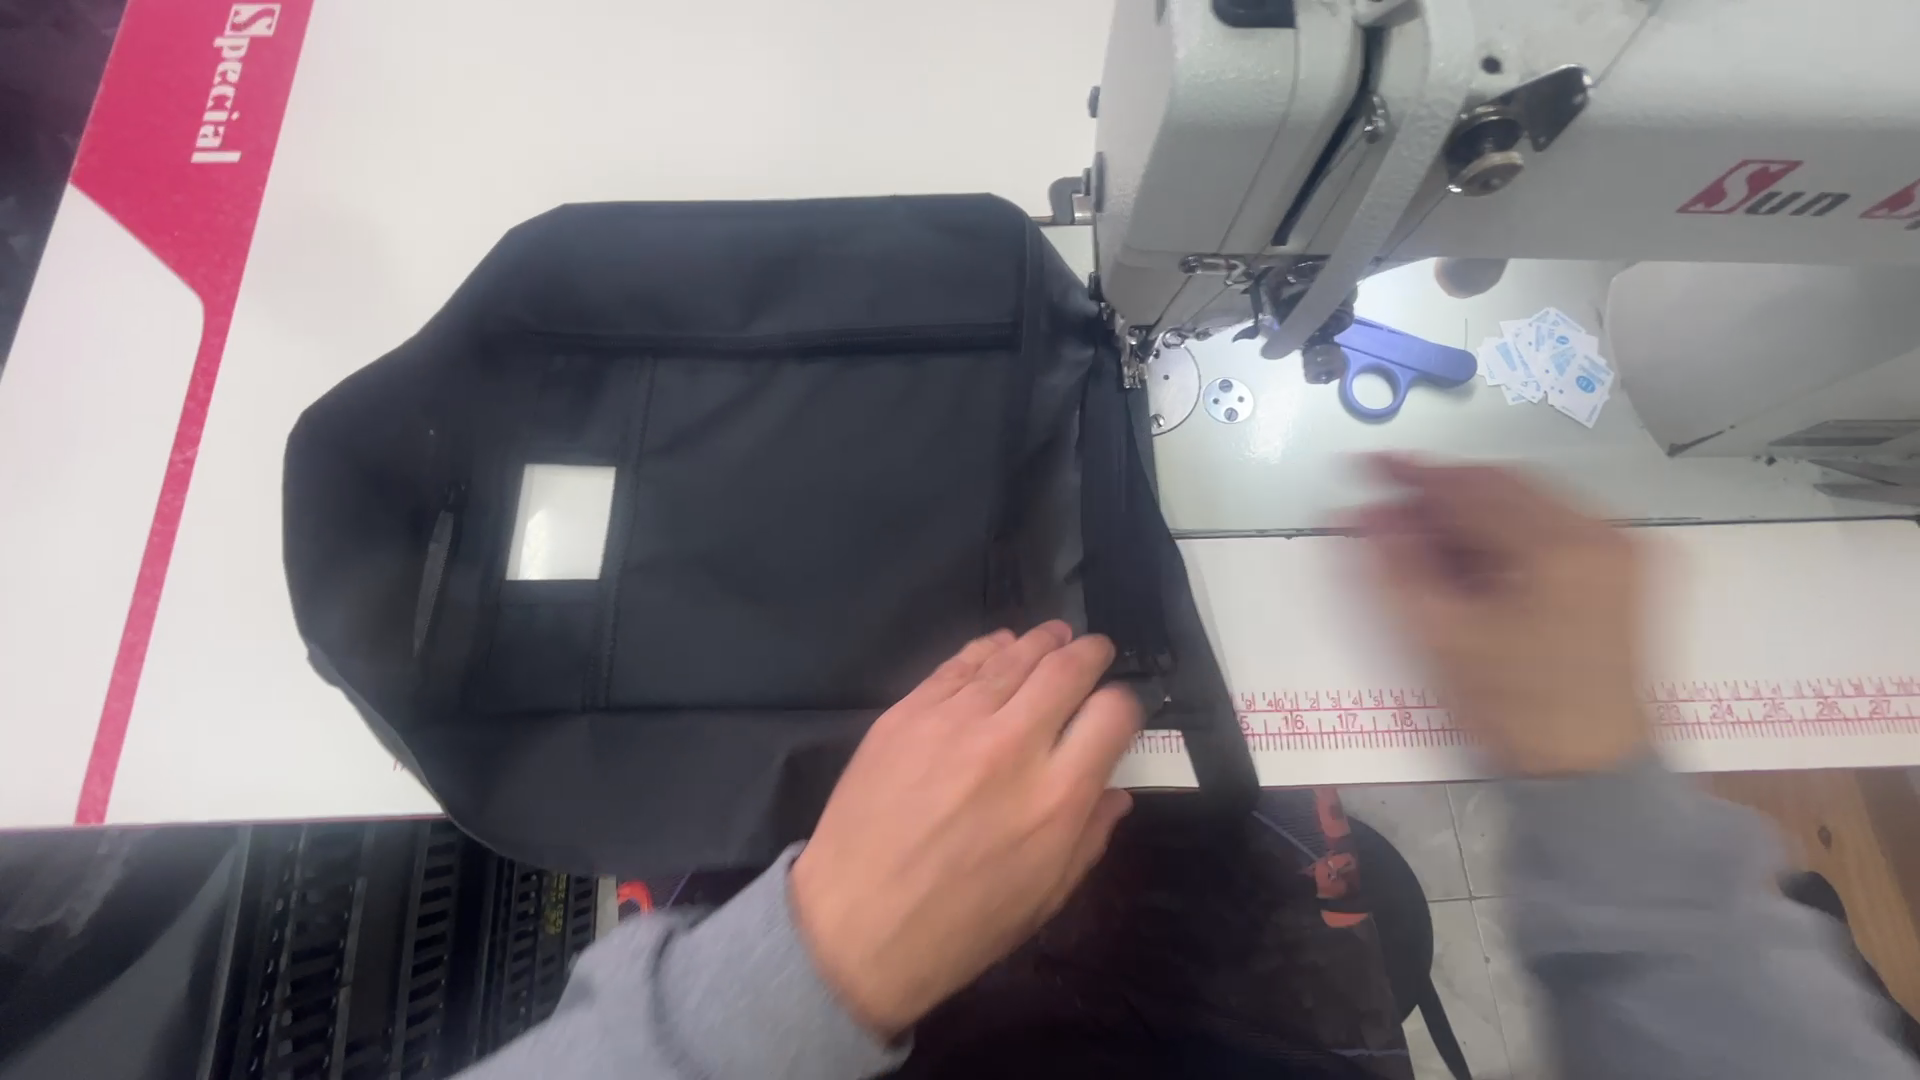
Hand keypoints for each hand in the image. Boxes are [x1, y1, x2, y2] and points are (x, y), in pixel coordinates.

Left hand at [789, 623, 1139, 1039]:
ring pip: (1012, 657)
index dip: (1125, 703)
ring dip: (1042, 641)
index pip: (1112, 715)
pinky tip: (1002, 643)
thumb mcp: (1045, 897)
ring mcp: (953, 722)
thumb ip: (1090, 836)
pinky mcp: (907, 713)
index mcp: (1056, 798)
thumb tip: (1116, 789)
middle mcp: (1010, 746)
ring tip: (1056, 634)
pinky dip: (988, 647)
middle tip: (1096, 648)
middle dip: (1090, 653)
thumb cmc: (959, 927)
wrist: (854, 928)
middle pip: (1065, 670)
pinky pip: (957, 665)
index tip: (1117, 708)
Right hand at [1348, 455, 1648, 775]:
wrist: (1590, 768)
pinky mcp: (1627, 567)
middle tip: (1389, 508)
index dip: (1412, 473)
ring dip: (1471, 509)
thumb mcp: (1437, 633)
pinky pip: (1553, 524)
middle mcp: (1606, 533)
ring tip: (1424, 537)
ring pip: (1529, 501)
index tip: (1367, 465)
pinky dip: (1504, 529)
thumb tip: (1363, 511)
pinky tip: (1471, 554)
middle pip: (1505, 485)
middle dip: (1441, 491)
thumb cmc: (1510, 706)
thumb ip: (1395, 563)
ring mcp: (1626, 549)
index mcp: (1561, 548)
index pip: (1471, 488)